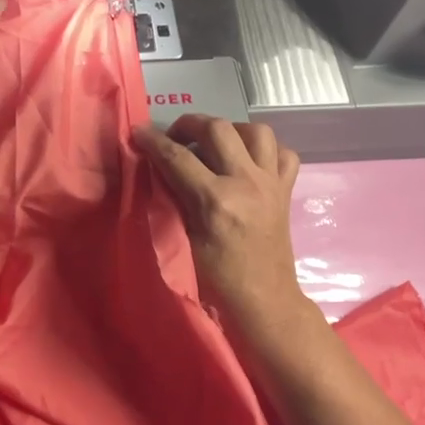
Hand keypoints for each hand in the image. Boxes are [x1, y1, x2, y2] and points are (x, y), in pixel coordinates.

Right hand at [135, 116, 302, 321]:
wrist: (263, 300)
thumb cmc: (216, 279)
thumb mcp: (183, 239)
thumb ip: (173, 198)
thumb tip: (158, 169)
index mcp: (216, 200)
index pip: (177, 156)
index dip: (152, 140)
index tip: (138, 132)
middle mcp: (247, 183)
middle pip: (217, 129)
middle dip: (189, 124)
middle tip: (174, 137)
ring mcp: (271, 184)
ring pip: (256, 131)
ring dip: (231, 130)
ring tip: (214, 143)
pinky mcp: (286, 190)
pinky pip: (283, 153)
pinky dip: (265, 150)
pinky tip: (248, 161)